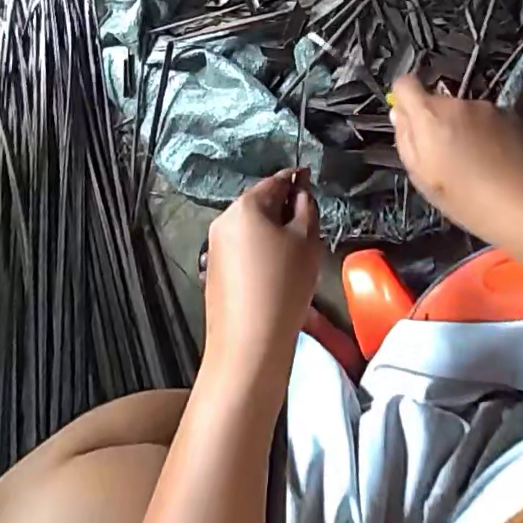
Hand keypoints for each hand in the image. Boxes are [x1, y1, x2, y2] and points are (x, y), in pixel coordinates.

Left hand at [202, 168, 322, 387]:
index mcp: (245, 206)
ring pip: (251, 228)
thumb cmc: (284, 285)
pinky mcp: (214, 269)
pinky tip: (275, 274)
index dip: (295, 180)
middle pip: (260, 204)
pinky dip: (259, 251)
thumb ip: (306, 208)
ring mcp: (215, 245)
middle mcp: (223, 219)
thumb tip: (299, 194)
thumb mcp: (307, 240)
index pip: (275, 182)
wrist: (249, 342)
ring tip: (295, 255)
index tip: (309, 179)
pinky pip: (242, 249)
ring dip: (272, 231)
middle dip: (283, 209)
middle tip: (308, 226)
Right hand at [388, 73, 522, 241]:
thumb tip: (399, 114)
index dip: (404, 99)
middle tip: (446, 156)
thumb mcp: (420, 175)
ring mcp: (488, 108)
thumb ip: (405, 139)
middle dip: (437, 122)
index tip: (409, 119)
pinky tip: (496, 161)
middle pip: (437, 102)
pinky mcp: (513, 116)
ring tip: (475, 163)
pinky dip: (487, 134)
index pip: (405, 84)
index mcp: (429, 115)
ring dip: (463, 129)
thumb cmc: (466, 198)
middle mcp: (458, 103)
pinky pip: (488, 120)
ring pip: (464, 112)